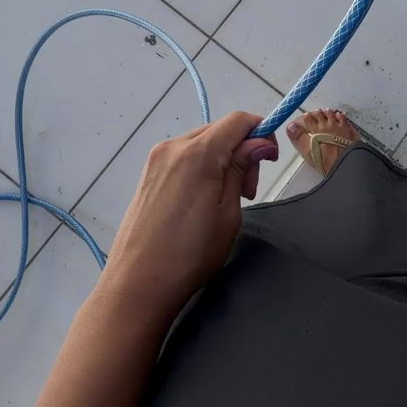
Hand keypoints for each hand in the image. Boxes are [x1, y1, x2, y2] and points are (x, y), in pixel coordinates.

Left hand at [100, 112, 277, 315]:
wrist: (136, 285)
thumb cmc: (191, 254)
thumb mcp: (228, 213)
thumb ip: (242, 169)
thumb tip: (260, 142)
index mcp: (198, 153)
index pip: (238, 120)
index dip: (261, 132)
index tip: (270, 160)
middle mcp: (174, 146)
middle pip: (219, 129)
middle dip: (241, 150)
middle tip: (248, 191)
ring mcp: (156, 159)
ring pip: (201, 142)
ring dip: (221, 159)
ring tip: (224, 199)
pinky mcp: (147, 174)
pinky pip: (183, 156)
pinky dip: (201, 166)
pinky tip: (201, 199)